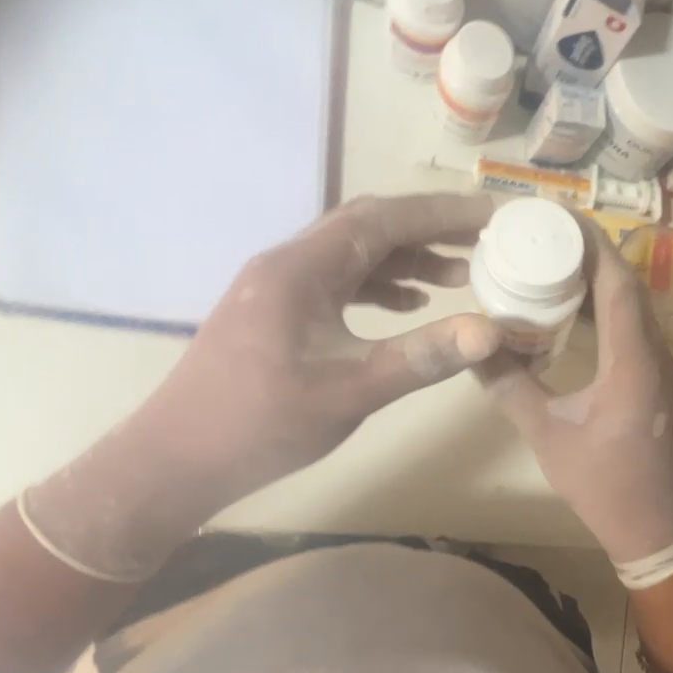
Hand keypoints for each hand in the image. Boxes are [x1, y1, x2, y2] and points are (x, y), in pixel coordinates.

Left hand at [22, 193, 503, 579]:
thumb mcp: (352, 391)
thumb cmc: (263, 423)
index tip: (491, 216)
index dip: (441, 214)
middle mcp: (288, 264)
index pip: (382, 220)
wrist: (181, 458)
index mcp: (301, 269)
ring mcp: (278, 287)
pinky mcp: (276, 312)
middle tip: (484, 242)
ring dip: (406, 259)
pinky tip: (410, 304)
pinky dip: (380, 285)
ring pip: (353, 255)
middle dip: (429, 230)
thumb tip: (491, 332)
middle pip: (368, 228)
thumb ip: (422, 357)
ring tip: (460, 276)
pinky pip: (338, 281)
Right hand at [478, 217, 672, 578]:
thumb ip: (509, 385)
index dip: (589, 243)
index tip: (553, 217)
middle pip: (626, 284)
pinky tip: (567, 307)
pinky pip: (630, 325)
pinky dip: (602, 307)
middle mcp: (653, 352)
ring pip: (630, 303)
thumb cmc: (600, 481)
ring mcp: (658, 363)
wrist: (648, 521)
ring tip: (549, 260)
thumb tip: (471, 345)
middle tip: (541, 233)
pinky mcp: (653, 375)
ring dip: (595, 278)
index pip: (616, 282)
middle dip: (588, 252)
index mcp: (632, 360)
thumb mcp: (546, 433)